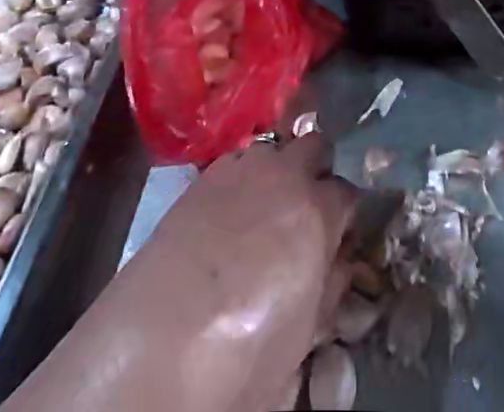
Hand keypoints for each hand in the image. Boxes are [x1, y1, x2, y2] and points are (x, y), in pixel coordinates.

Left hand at [3, 133, 355, 411]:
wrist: (154, 351)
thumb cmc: (244, 357)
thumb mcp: (305, 335)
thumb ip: (330, 285)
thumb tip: (338, 259)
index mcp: (318, 212)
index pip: (349, 193)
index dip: (345, 217)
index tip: (338, 237)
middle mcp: (283, 177)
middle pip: (315, 146)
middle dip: (317, 171)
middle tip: (307, 210)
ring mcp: (239, 173)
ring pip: (272, 149)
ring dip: (277, 171)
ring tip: (265, 210)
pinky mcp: (199, 182)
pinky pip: (234, 163)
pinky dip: (241, 179)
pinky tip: (228, 216)